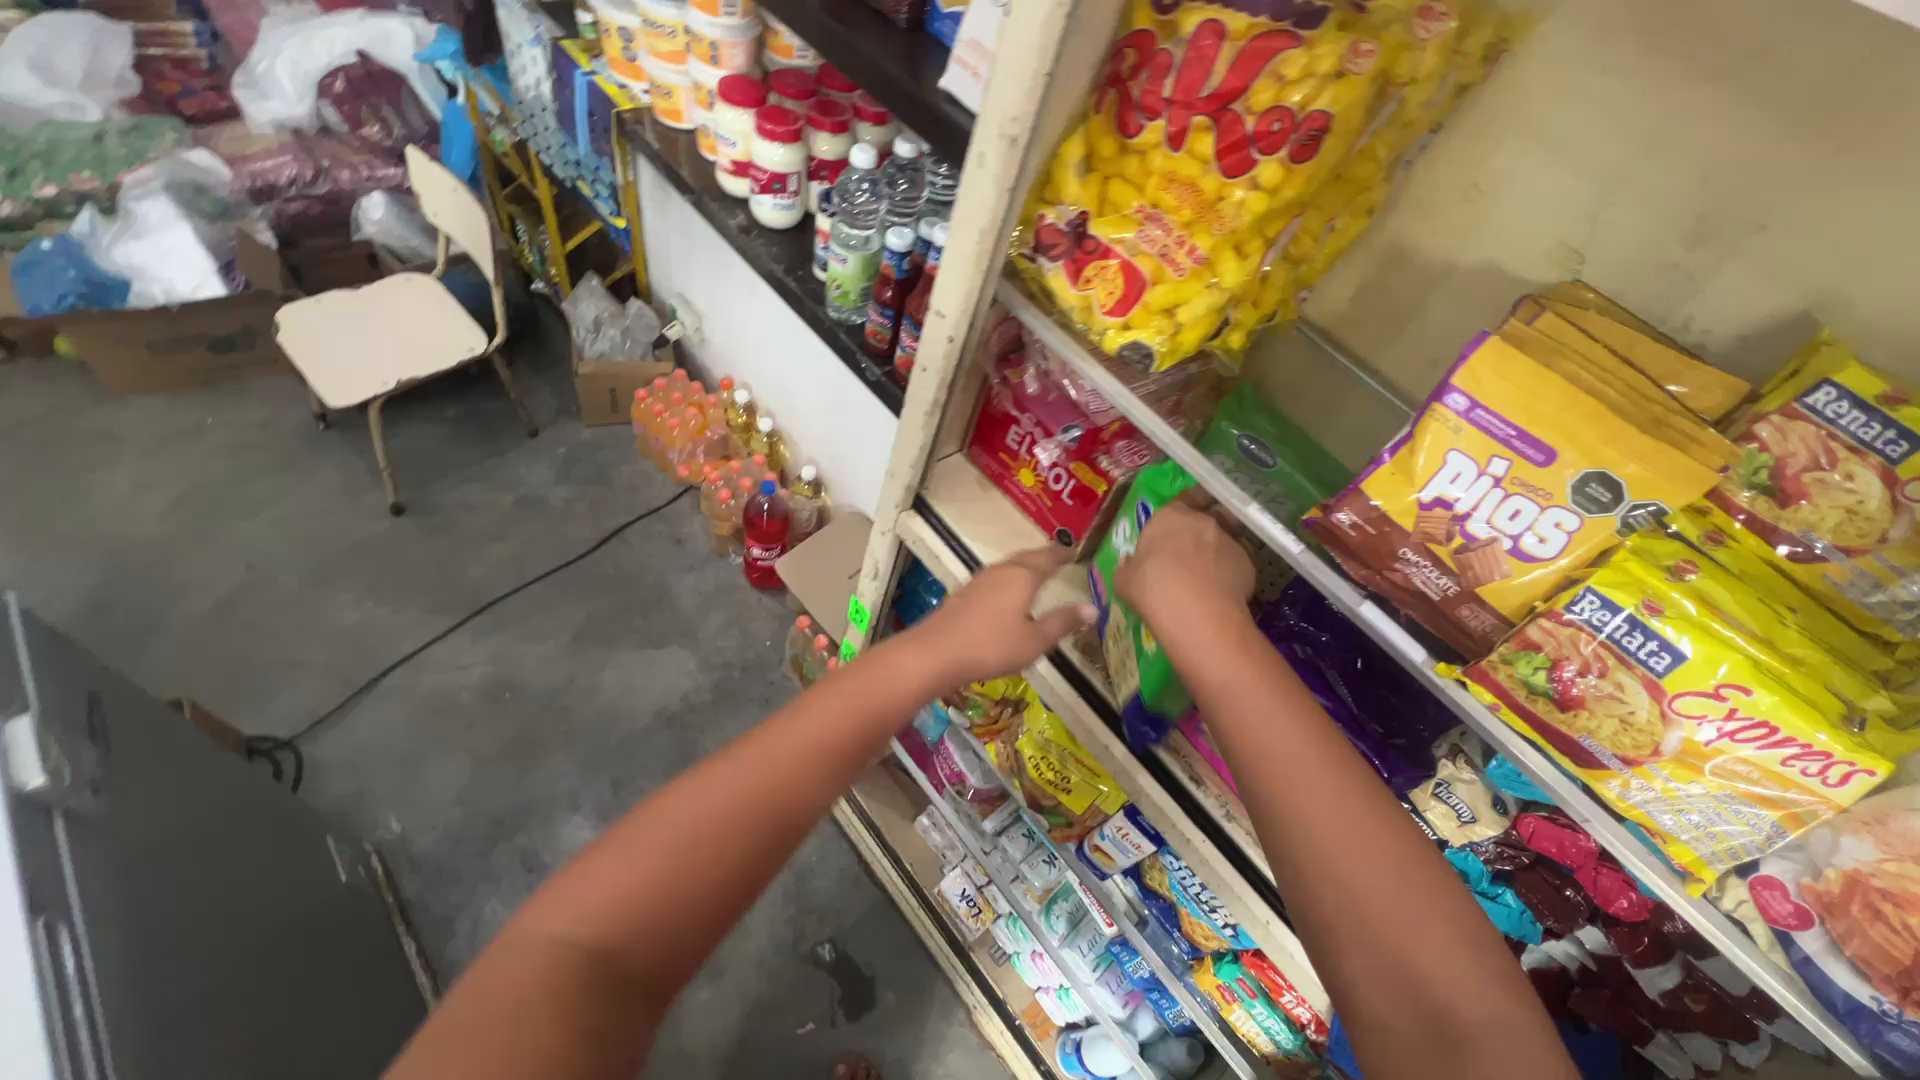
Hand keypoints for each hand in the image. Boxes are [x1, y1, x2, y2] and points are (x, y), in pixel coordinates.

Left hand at [904, 546, 1096, 689]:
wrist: (934, 652)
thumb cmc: (991, 647)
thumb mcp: (1034, 640)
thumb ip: (1062, 622)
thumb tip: (1092, 608)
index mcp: (1023, 576)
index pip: (1048, 558)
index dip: (1063, 554)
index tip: (1076, 550)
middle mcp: (1001, 571)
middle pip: (1027, 557)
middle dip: (1045, 556)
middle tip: (1060, 556)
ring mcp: (980, 580)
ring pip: (1009, 565)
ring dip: (1025, 565)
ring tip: (1037, 571)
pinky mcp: (965, 593)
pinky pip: (996, 577)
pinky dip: (1010, 577)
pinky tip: (1008, 591)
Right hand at [1114, 498, 1253, 627]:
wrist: (1197, 615)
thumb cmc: (1153, 590)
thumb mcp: (1124, 581)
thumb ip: (1128, 567)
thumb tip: (1130, 564)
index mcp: (1171, 517)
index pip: (1183, 497)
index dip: (1184, 506)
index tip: (1179, 519)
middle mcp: (1203, 521)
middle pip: (1210, 513)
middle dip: (1204, 525)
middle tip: (1193, 544)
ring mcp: (1229, 541)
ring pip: (1227, 537)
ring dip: (1218, 547)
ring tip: (1209, 570)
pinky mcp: (1248, 563)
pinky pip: (1237, 562)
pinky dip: (1230, 571)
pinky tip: (1220, 590)